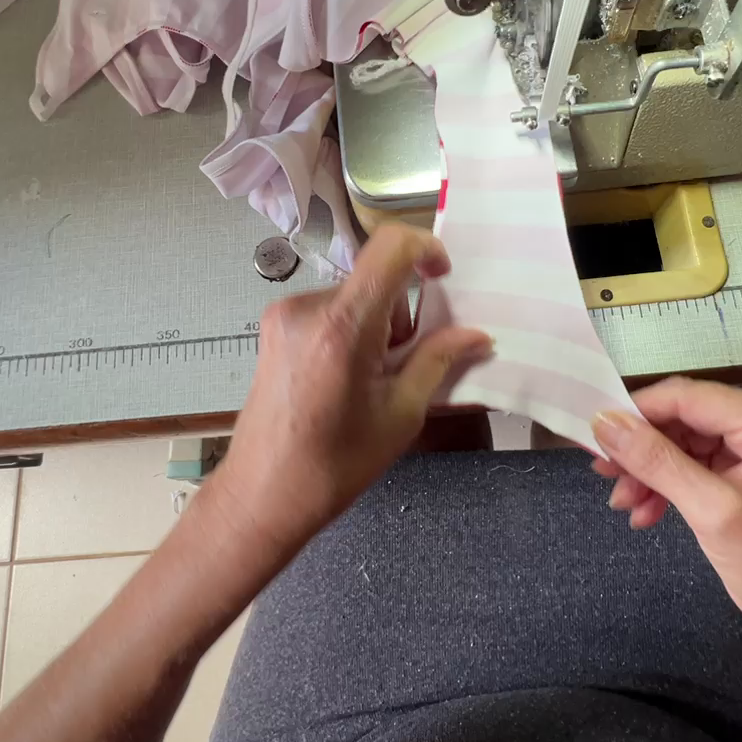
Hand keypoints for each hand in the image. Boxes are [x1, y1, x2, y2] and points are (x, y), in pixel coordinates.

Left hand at [215, 224, 491, 545]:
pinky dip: (349, 328)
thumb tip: (478, 336)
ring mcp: (284, 313)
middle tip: (401, 366)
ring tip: (368, 379)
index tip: (442, 275)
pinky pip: (329, 308)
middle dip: (400, 314)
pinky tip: (342, 375)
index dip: (426, 247)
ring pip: (354, 295)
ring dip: (374, 324)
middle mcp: (308, 307)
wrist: (263, 494)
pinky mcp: (273, 325)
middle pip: (375, 279)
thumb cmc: (336, 464)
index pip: (390, 248)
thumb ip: (439, 360)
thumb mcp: (402, 414)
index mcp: (343, 326)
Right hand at [591, 378, 741, 652]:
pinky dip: (665, 484)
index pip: (688, 397)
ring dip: (648, 471)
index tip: (593, 434)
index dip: (636, 413)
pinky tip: (645, 511)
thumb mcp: (713, 513)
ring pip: (680, 440)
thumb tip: (603, 423)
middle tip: (605, 474)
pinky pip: (691, 461)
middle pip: (681, 418)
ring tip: (624, 502)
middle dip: (641, 449)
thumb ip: (656, 461)